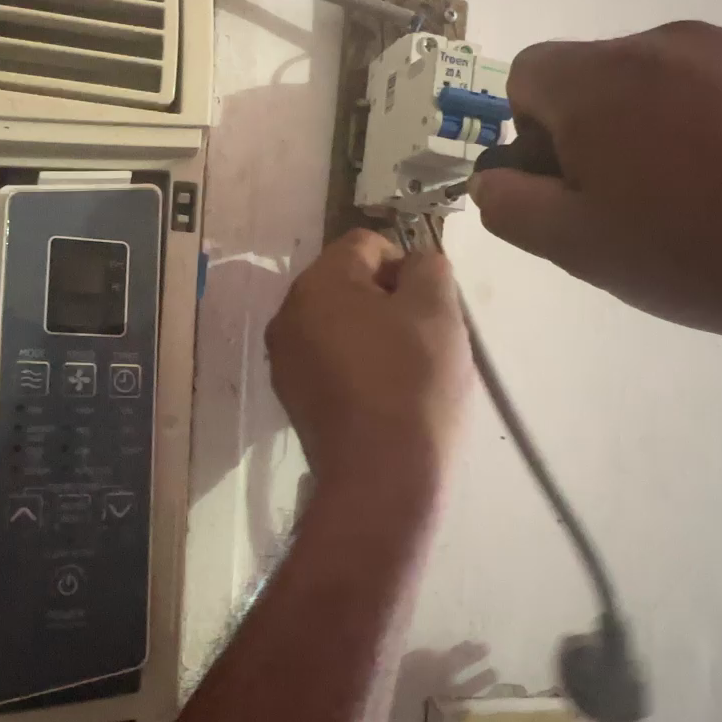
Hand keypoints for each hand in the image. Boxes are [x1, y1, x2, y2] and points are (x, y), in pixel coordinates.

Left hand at [264, 229, 471, 499]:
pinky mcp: (291, 394)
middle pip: (346, 282)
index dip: (405, 264)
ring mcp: (284, 356)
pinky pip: (327, 359)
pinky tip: (381, 394)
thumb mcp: (437, 310)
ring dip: (372, 332)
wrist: (379, 477)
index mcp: (317, 283)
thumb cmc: (412, 383)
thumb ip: (428, 267)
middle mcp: (287, 313)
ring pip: (338, 322)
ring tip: (405, 369)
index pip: (365, 244)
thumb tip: (412, 265)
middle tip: (422, 336)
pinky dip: (355, 364)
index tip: (429, 304)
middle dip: (387, 299)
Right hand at [469, 21, 721, 340]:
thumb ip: (508, 205)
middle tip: (627, 199)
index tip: (567, 180)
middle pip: (594, 73)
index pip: (528, 71)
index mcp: (602, 80)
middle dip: (591, 127)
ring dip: (653, 123)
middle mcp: (667, 41)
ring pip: (660, 77)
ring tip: (696, 193)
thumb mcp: (573, 246)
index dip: (530, 128)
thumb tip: (494, 178)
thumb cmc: (694, 254)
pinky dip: (715, 120)